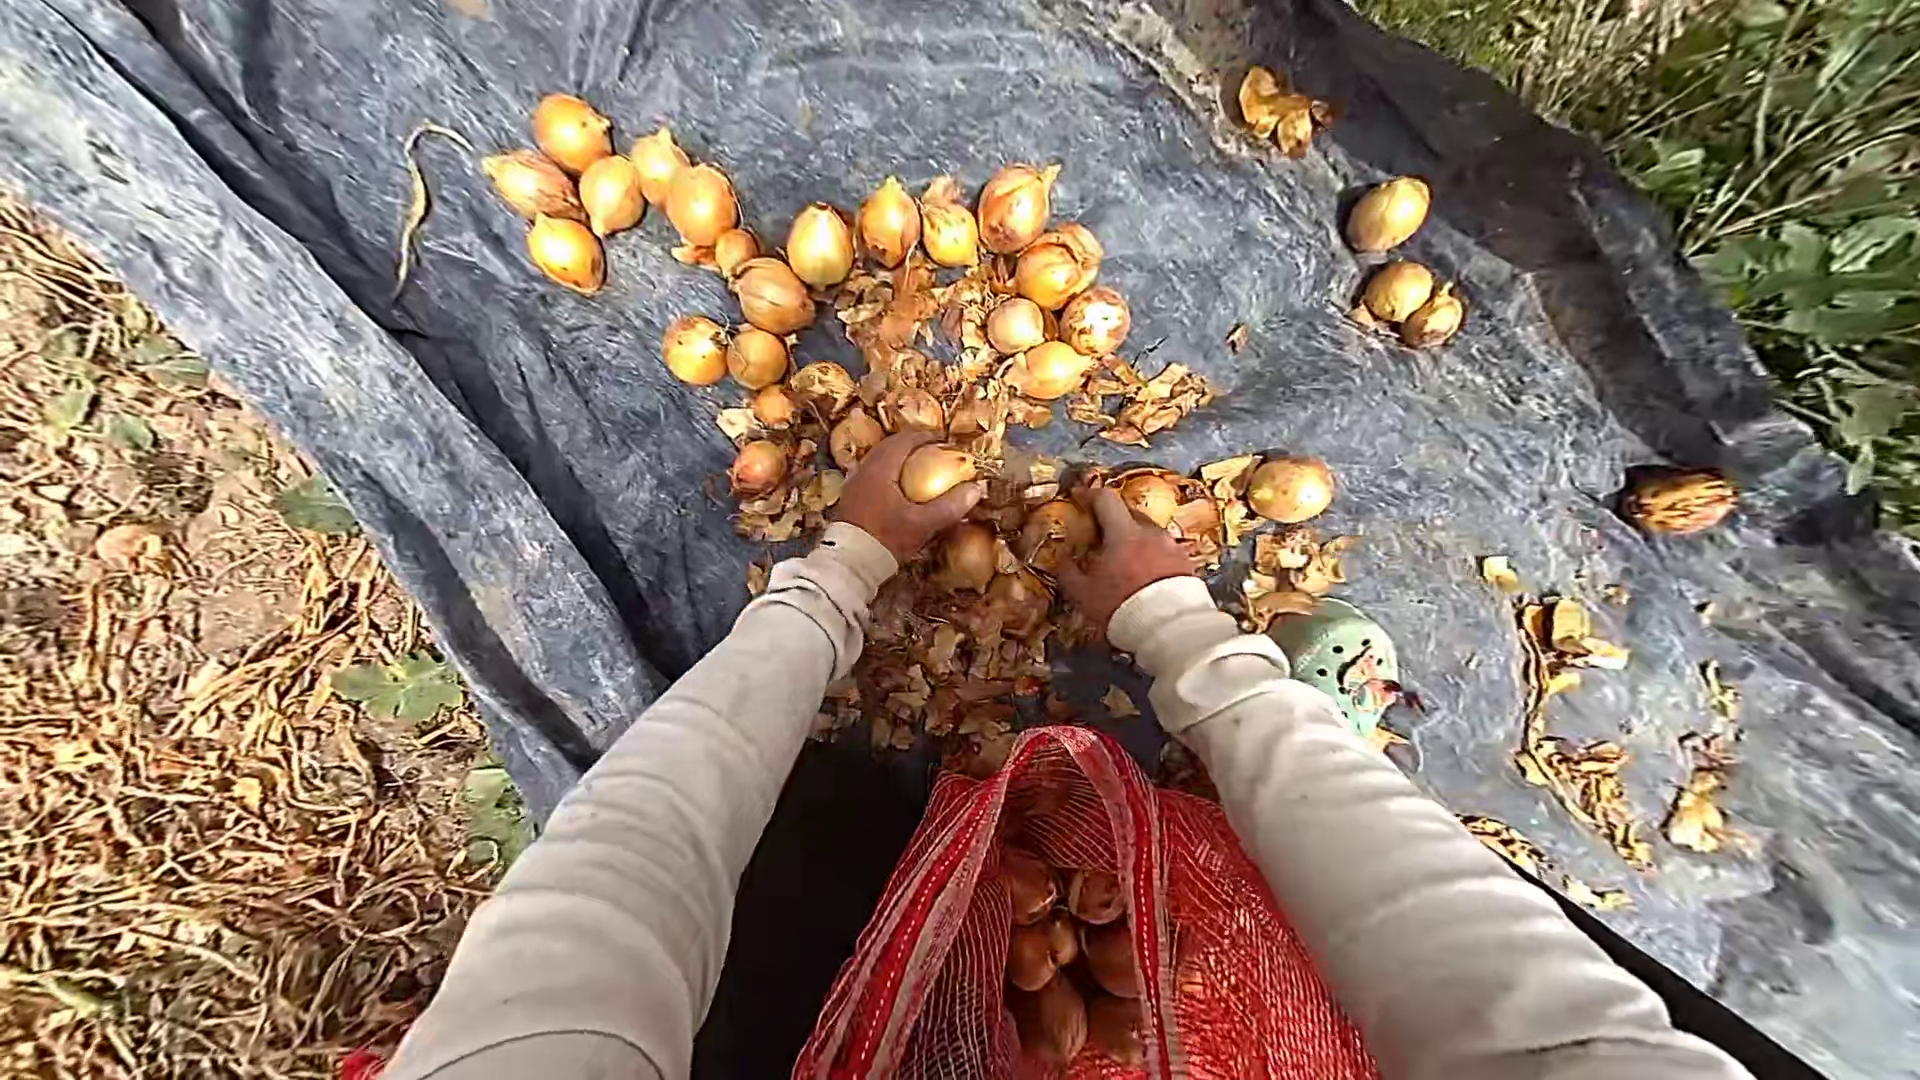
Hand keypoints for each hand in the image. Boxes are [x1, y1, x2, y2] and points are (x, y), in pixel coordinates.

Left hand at [834, 432, 984, 562]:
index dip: (926, 436)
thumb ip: (950, 506)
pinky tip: (900, 489)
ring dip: (899, 459)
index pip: (904, 440)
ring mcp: (854, 484)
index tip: (944, 441)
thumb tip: (976, 489)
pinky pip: (873, 475)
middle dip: (913, 445)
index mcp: (880, 469)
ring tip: (919, 468)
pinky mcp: (851, 499)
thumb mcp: (922, 524)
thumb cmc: (885, 539)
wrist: (851, 562)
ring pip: (879, 460)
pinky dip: (889, 474)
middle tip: (933, 451)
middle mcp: (864, 470)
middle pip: (890, 447)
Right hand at [1058, 487, 1194, 632]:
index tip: (1080, 497)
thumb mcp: (1084, 594)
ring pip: (1149, 533)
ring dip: (1135, 540)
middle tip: (1101, 536)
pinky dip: (1152, 556)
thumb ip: (1069, 573)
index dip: (1090, 495)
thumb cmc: (1121, 605)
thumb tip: (1061, 560)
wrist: (1171, 629)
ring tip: (1125, 560)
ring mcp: (1172, 547)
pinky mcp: (1188, 564)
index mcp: (1123, 533)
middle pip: (1129, 513)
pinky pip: (1165, 552)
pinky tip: (1146, 575)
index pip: (1106, 499)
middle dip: (1114, 520)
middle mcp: (1151, 533)